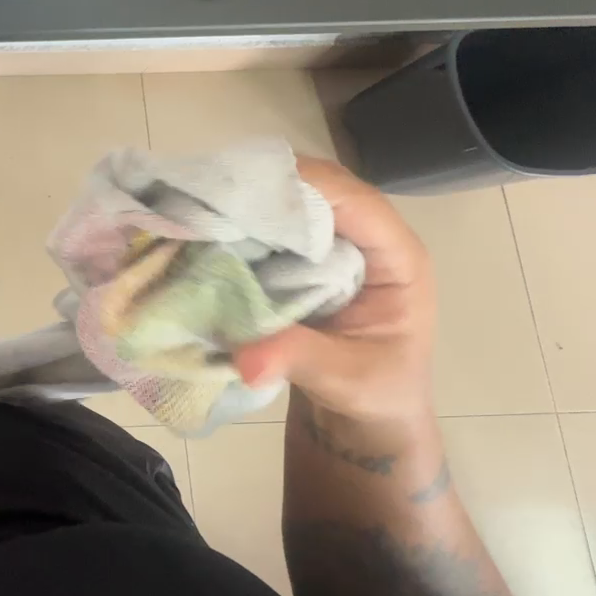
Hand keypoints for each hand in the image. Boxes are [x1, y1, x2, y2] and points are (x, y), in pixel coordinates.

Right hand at [231, 157, 437, 424]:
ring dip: (248, 196)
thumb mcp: (344, 380)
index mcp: (396, 257)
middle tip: (209, 192)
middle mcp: (366, 235)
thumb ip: (298, 359)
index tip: (243, 193)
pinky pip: (272, 218)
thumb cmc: (374, 393)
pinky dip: (241, 216)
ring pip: (290, 195)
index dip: (301, 187)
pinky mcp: (302, 251)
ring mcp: (332, 239)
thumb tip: (245, 358)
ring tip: (200, 202)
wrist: (364, 412)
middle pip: (317, 184)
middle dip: (265, 183)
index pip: (353, 199)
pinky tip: (205, 222)